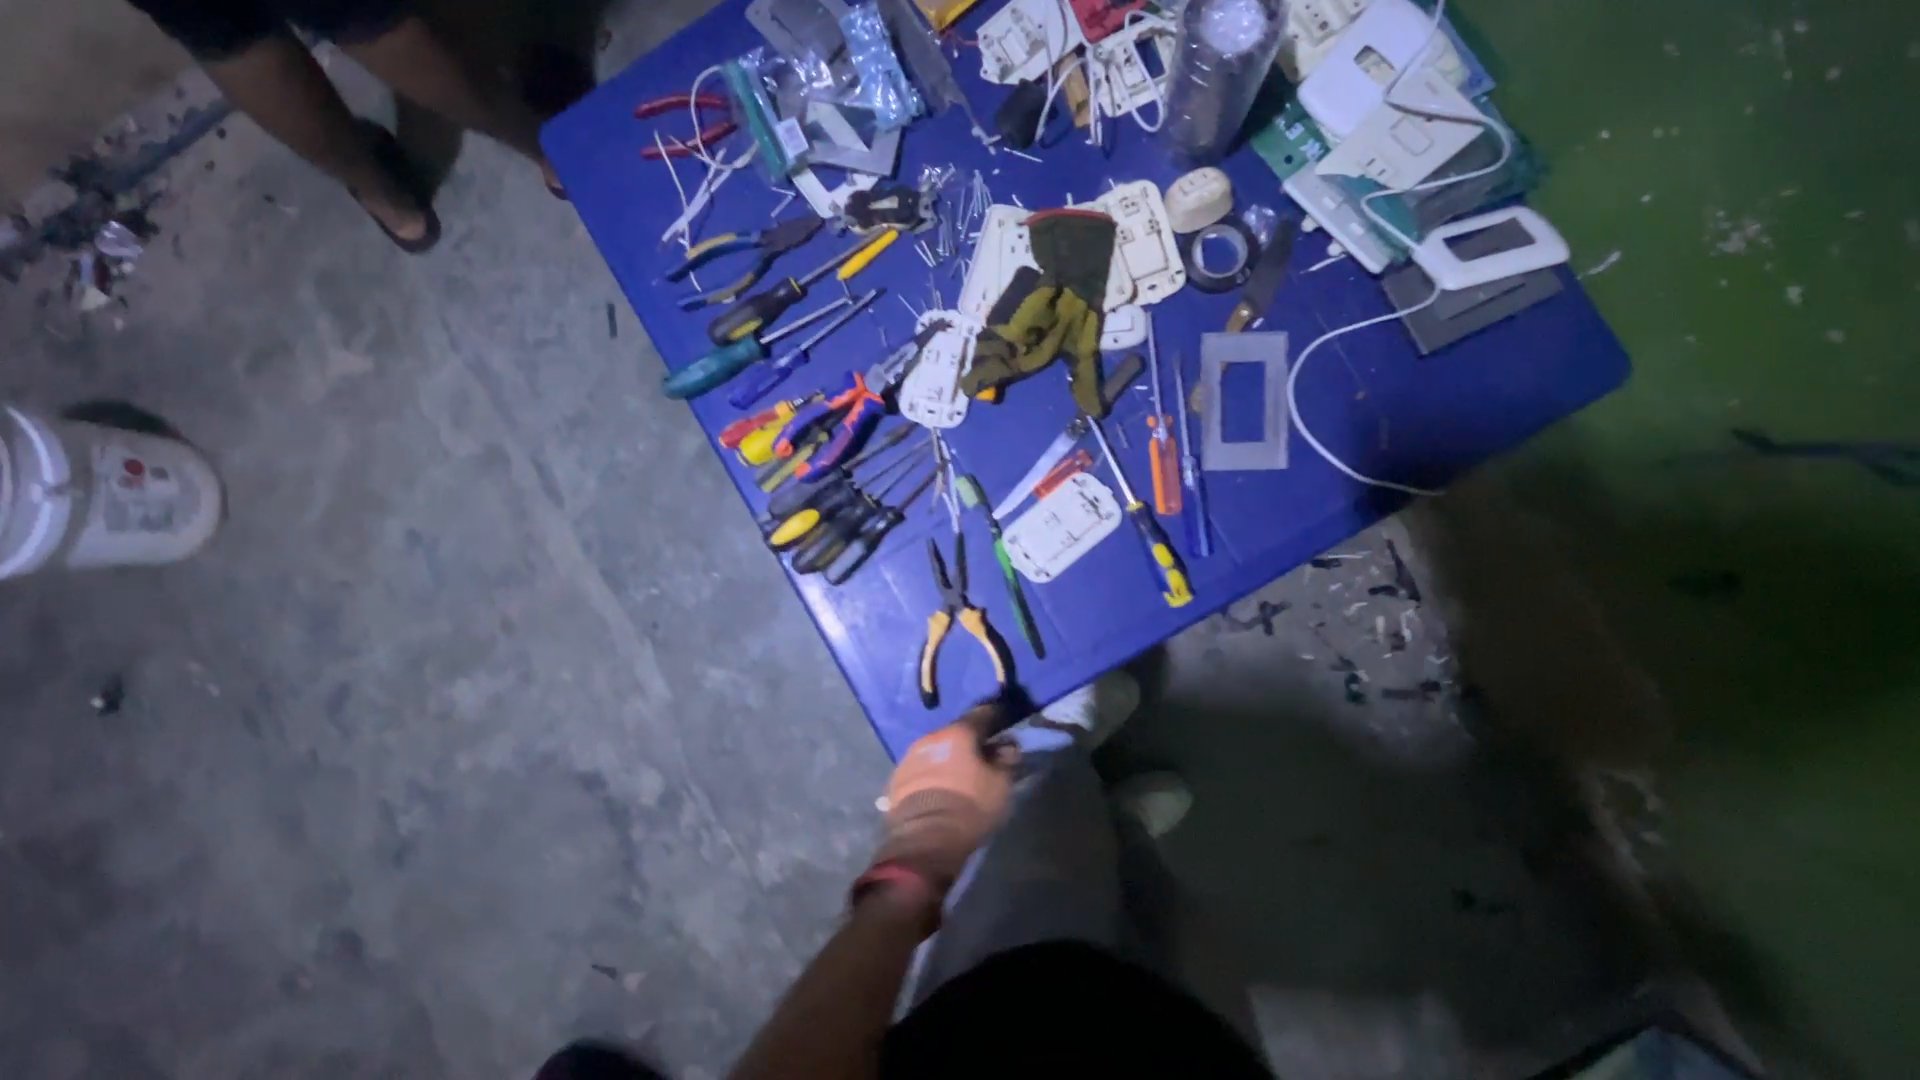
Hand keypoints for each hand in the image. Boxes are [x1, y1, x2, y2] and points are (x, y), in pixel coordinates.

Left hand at [870, 704, 1020, 892]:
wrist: (924, 840)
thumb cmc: (969, 807)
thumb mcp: (1000, 785)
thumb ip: (1006, 759)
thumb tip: (1008, 744)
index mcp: (958, 733)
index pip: (981, 714)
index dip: (995, 717)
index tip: (1004, 723)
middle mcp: (930, 737)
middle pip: (955, 733)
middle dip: (969, 742)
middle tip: (981, 756)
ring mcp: (909, 758)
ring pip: (934, 751)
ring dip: (947, 759)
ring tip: (958, 776)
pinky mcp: (895, 780)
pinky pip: (920, 770)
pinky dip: (931, 775)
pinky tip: (937, 790)